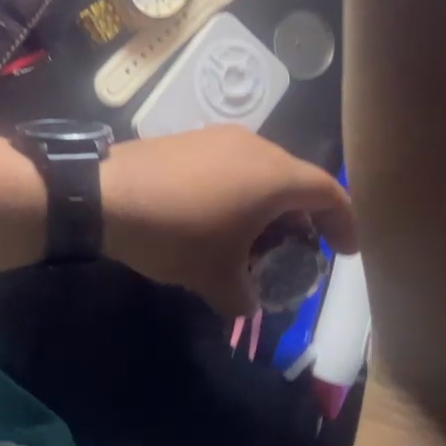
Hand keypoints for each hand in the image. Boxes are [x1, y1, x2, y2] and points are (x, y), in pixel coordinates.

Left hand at [100, 126, 356, 316]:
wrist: (100, 195)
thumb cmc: (173, 234)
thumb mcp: (213, 278)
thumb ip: (242, 297)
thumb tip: (246, 307)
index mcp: (274, 175)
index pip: (329, 193)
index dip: (344, 224)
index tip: (345, 251)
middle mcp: (253, 145)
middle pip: (294, 178)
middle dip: (301, 215)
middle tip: (297, 249)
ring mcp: (215, 137)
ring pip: (258, 169)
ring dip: (264, 203)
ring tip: (253, 237)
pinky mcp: (185, 138)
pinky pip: (226, 164)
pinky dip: (234, 189)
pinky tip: (214, 216)